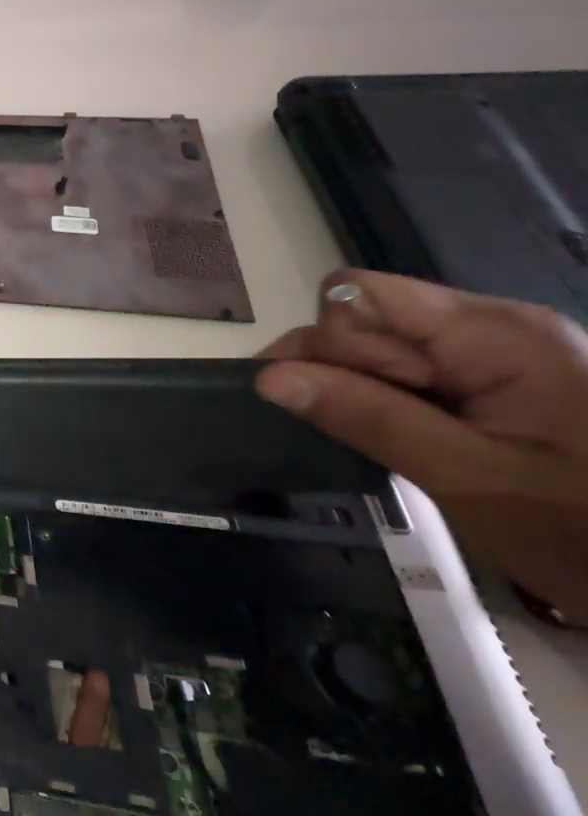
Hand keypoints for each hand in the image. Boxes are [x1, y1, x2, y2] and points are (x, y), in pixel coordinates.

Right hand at [257, 270, 587, 617]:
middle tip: (382, 434)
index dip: (337, 349)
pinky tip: (410, 439)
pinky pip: (405, 367)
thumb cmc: (582, 526)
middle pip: (360, 316)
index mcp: (492, 333)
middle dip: (343, 372)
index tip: (367, 407)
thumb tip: (268, 377)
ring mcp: (495, 349)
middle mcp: (490, 323)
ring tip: (402, 443)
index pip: (354, 298)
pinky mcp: (494, 376)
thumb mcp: (467, 478)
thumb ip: (368, 418)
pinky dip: (386, 400)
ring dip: (361, 391)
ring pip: (374, 344)